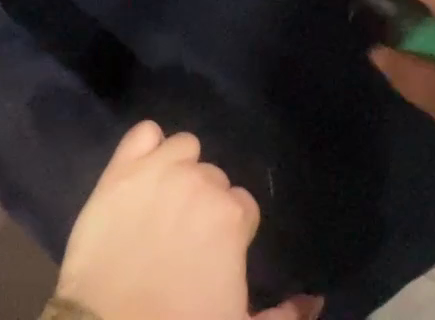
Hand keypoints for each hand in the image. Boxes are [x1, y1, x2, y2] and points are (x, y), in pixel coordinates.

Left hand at [56, 121, 317, 319]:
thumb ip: (284, 315)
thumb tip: (314, 301)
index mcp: (233, 215)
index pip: (243, 205)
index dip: (230, 230)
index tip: (216, 251)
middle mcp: (200, 182)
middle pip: (212, 177)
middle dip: (205, 201)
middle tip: (186, 234)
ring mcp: (158, 169)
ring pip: (183, 146)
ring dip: (180, 167)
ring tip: (165, 199)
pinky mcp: (120, 169)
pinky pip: (143, 133)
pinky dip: (147, 145)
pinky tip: (143, 167)